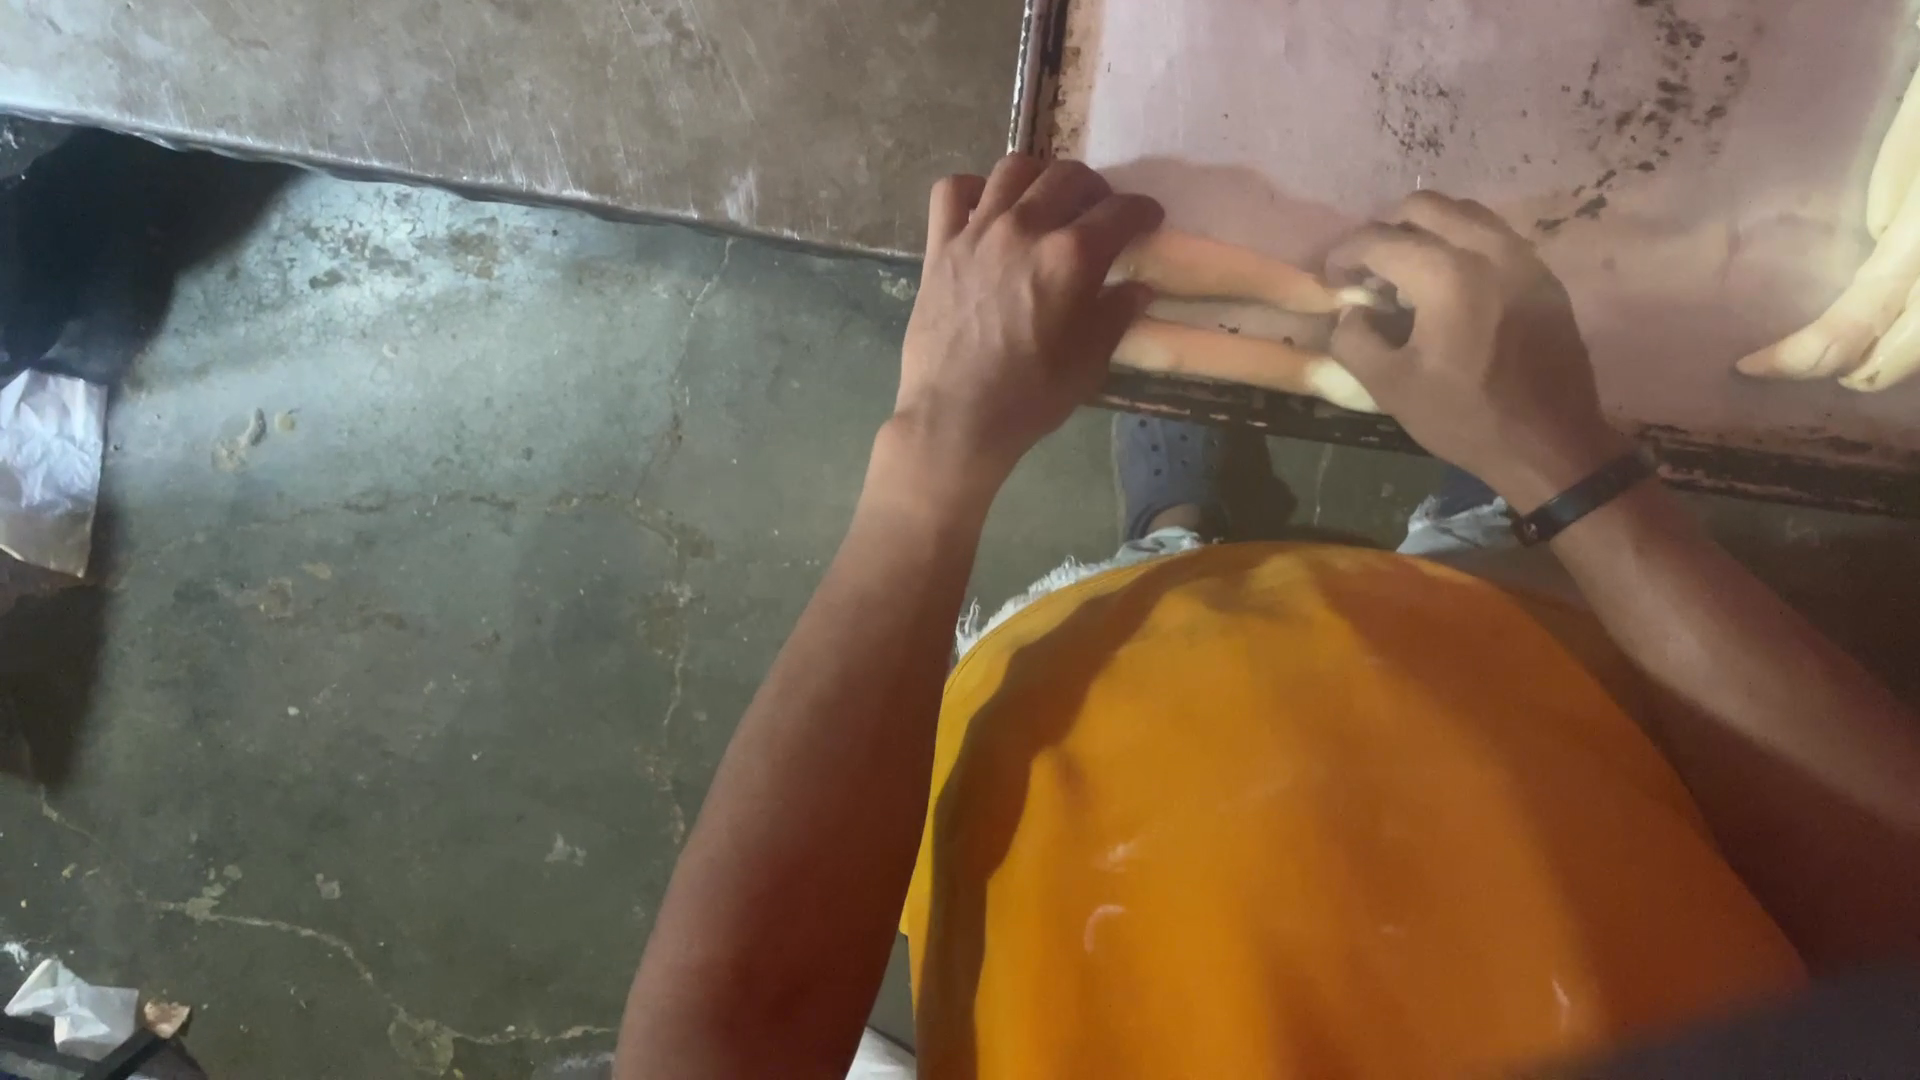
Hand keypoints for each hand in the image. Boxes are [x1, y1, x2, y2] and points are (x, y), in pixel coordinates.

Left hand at [884, 155, 1163, 502]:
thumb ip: (1116, 316)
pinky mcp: (939, 248)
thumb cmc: (1029, 399)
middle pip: (1068, 177)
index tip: (1148, 220)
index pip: (1120, 212)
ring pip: (1013, 170)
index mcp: (1070, 257)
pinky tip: (984, 211)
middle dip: (1095, 190)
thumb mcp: (1088, 364)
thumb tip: (1138, 288)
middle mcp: (1024, 229)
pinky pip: (951, 191)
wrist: (955, 419)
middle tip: (1099, 215)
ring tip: (1045, 203)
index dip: (1142, 212)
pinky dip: (972, 190)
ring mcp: (976, 233)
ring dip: (1039, 179)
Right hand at [1326, 192, 1630, 511]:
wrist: (1547, 440)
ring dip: (1423, 232)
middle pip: (1425, 207)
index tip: (1330, 279)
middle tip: (1365, 270)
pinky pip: (1493, 236)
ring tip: (1403, 274)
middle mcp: (1489, 251)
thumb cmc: (1462, 416)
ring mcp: (1523, 259)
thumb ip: (1354, 340)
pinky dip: (1457, 244)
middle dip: (1384, 230)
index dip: (1345, 254)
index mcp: (1447, 277)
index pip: (1381, 240)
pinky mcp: (1542, 275)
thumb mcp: (1388, 386)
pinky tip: (1442, 287)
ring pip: (1464, 214)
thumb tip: (1350, 313)